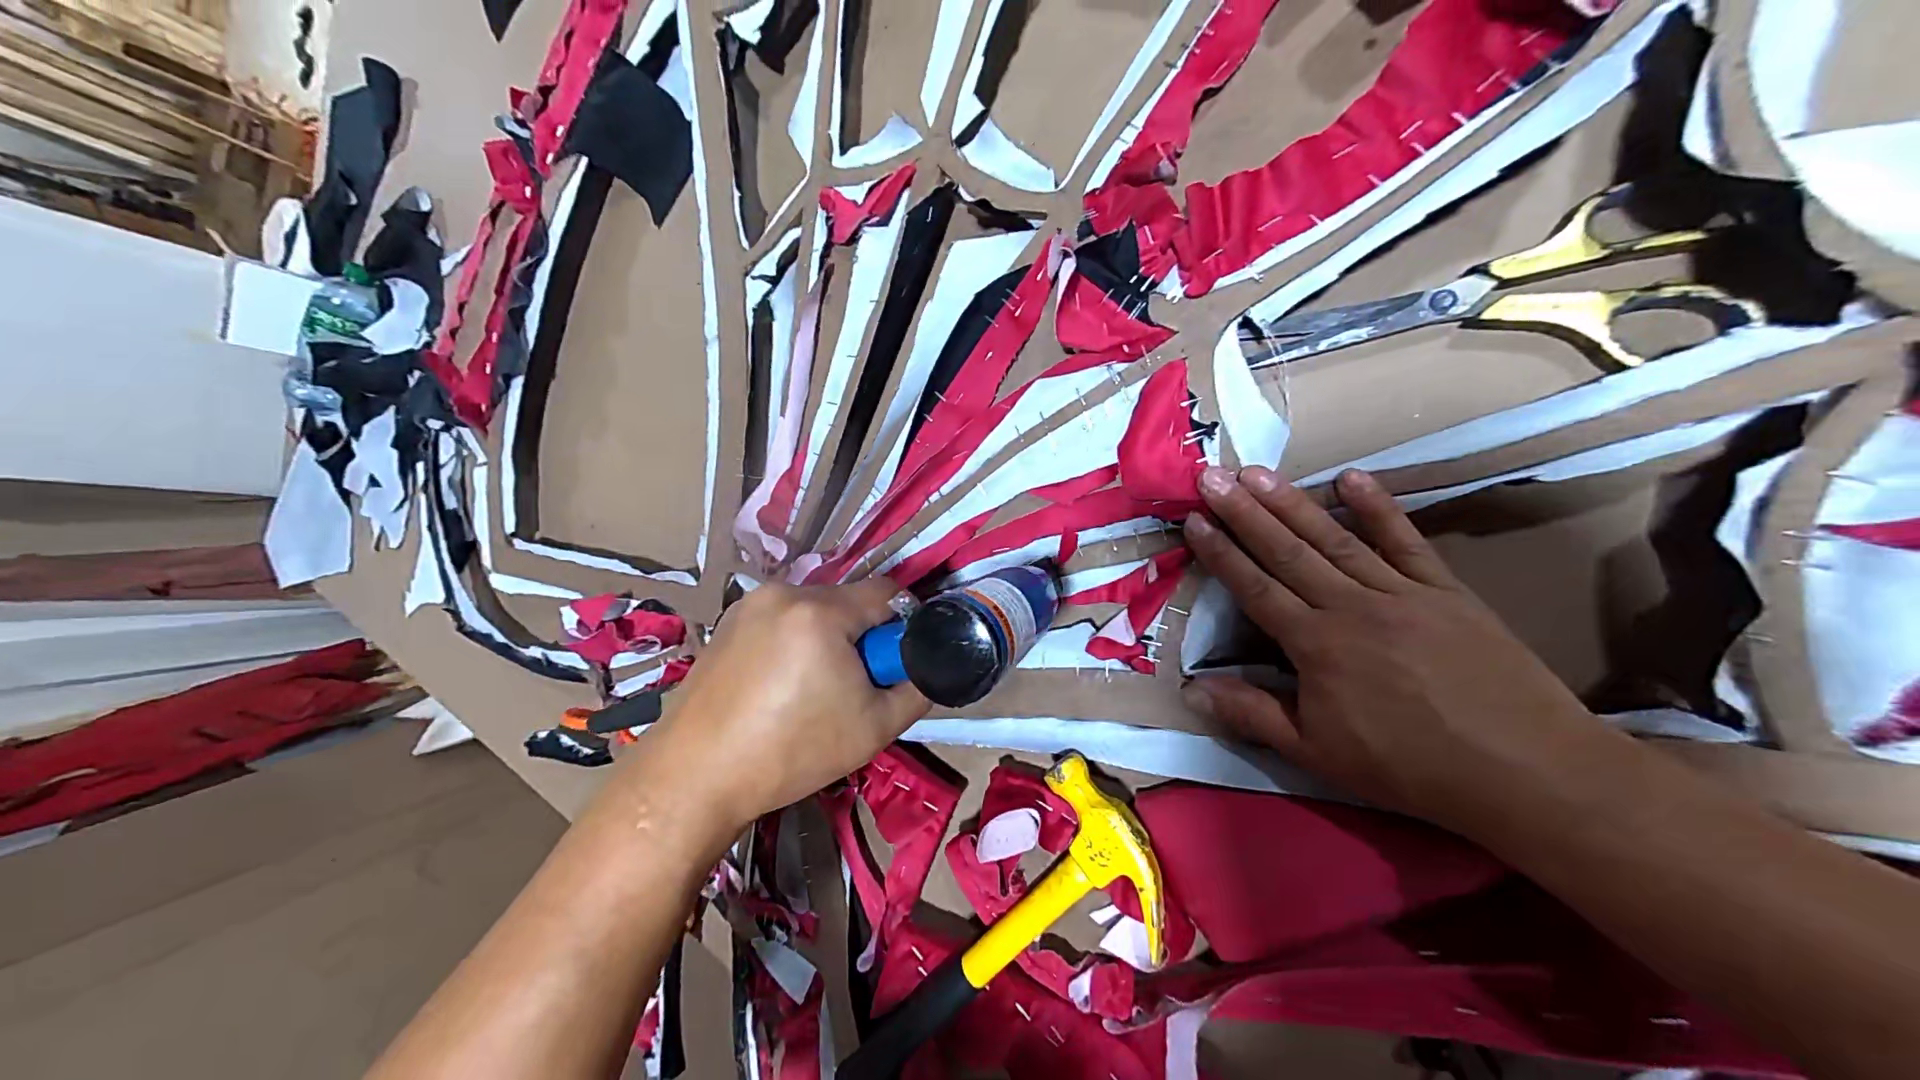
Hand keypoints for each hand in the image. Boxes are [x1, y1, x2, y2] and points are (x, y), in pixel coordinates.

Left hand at [643, 578, 930, 829]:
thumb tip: (927, 668)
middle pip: (847, 602)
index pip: (887, 593)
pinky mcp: (727, 623)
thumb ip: (916, 689)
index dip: (902, 626)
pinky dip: (793, 644)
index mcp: (820, 612)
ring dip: (827, 641)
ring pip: (814, 612)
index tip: (891, 666)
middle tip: (850, 689)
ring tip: (810, 693)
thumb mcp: (875, 729)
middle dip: (860, 638)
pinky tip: (777, 689)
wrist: (695, 777)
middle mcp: (783, 593)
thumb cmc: (791, 752)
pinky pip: (781, 621)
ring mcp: (749, 605)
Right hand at [1182, 465, 1614, 831]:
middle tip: (1213, 475)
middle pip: (1287, 551)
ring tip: (1258, 472)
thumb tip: (1190, 689)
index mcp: (1315, 645)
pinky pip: (1405, 540)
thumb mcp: (1317, 754)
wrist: (1525, 768)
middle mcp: (1350, 606)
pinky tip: (1351, 478)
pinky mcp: (1444, 590)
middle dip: (1244, 511)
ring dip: (1292, 502)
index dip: (1221, 552)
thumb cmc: (1409, 767)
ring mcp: (1400, 592)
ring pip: (1334, 538)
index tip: (1194, 519)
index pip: (1255, 588)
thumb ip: (1252, 714)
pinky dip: (1377, 507)